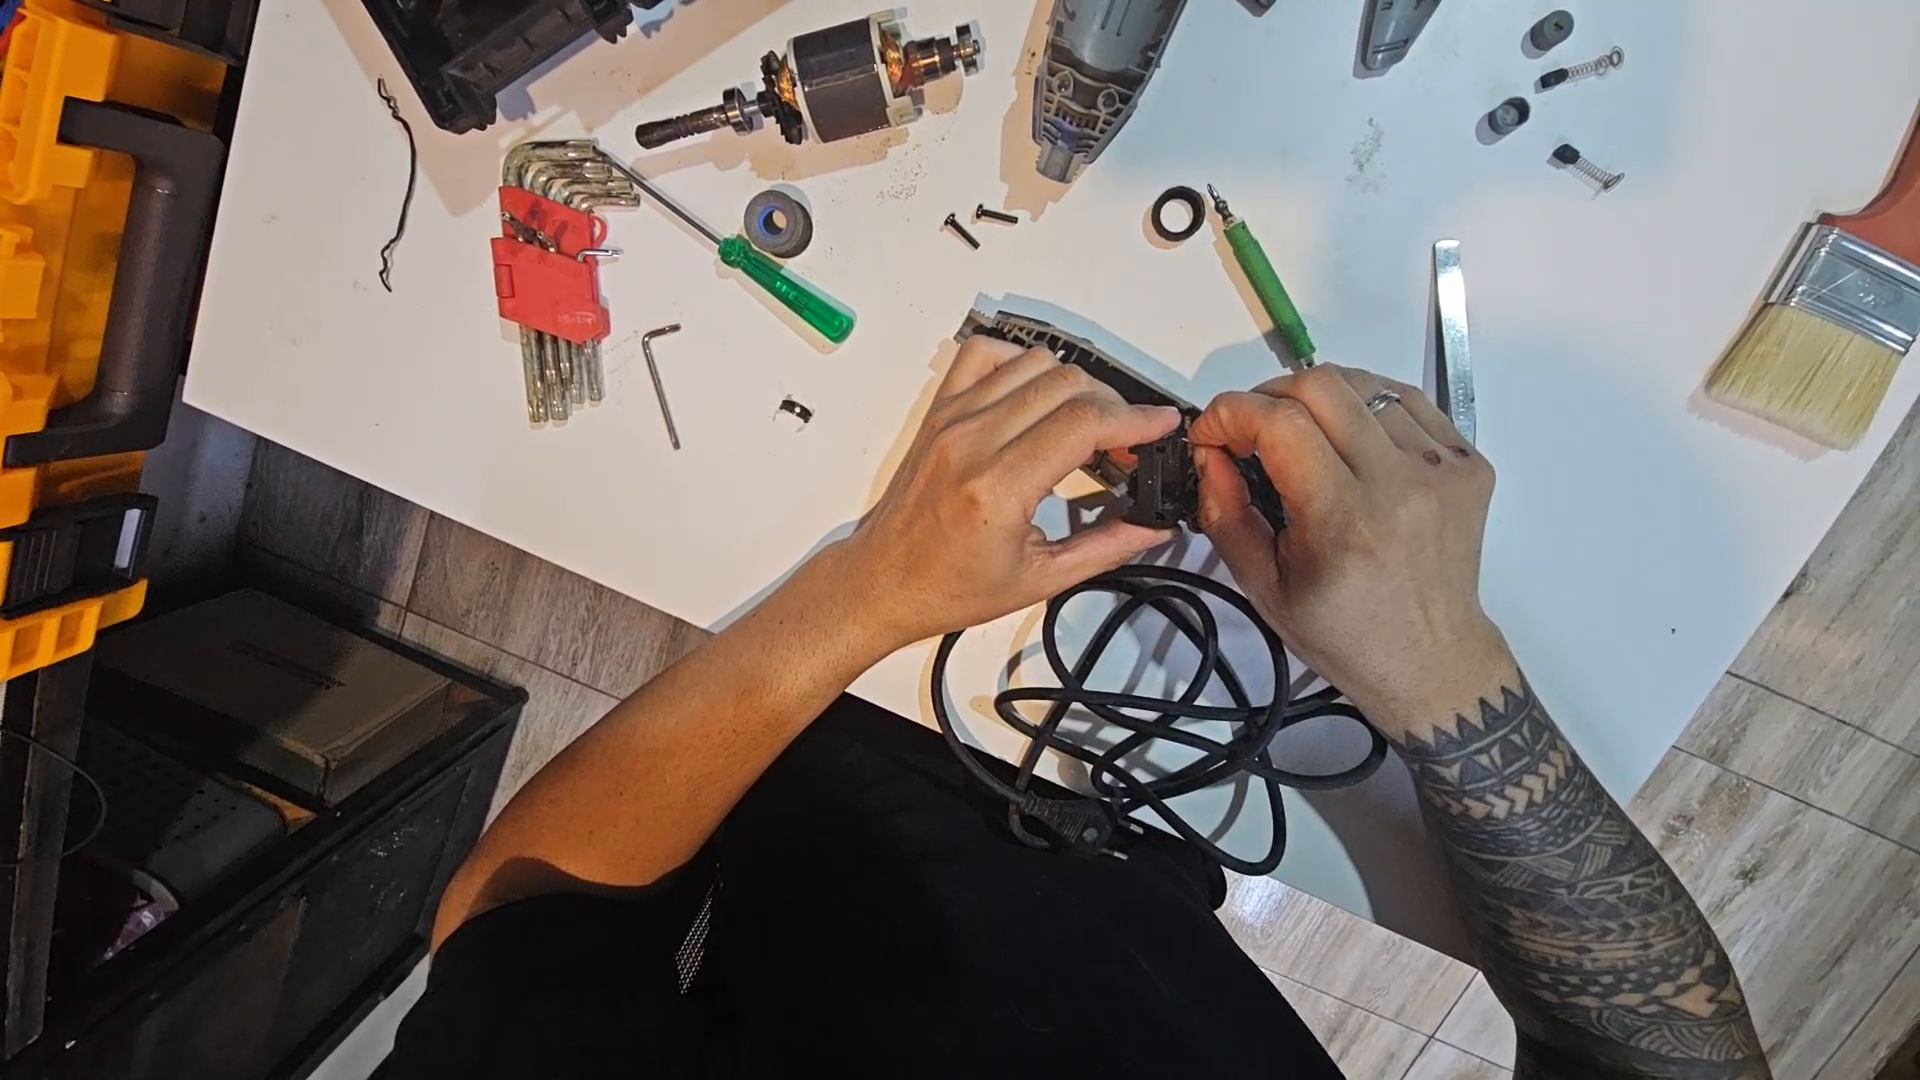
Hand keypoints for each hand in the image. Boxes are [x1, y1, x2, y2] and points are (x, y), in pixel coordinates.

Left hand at [842, 337, 1181, 647]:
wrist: (883, 581)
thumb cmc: (947, 587)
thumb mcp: (1038, 579)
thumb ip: (1105, 548)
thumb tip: (1152, 527)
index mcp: (997, 489)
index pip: (1083, 423)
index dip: (1135, 419)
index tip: (1159, 425)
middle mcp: (971, 443)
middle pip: (1067, 384)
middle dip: (1113, 405)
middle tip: (1126, 439)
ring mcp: (951, 420)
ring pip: (1033, 363)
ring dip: (1073, 385)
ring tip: (1085, 423)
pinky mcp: (938, 413)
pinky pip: (984, 354)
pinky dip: (1020, 361)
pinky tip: (1034, 393)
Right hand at [1189, 365, 1510, 733]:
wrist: (1428, 657)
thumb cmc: (1340, 631)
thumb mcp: (1259, 583)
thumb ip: (1224, 512)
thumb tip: (1207, 452)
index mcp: (1345, 521)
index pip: (1281, 423)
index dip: (1230, 413)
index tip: (1209, 433)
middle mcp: (1401, 483)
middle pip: (1321, 385)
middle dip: (1265, 396)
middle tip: (1247, 432)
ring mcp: (1443, 466)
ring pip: (1363, 382)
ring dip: (1311, 398)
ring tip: (1294, 436)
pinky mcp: (1468, 460)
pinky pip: (1403, 399)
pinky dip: (1359, 406)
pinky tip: (1342, 440)